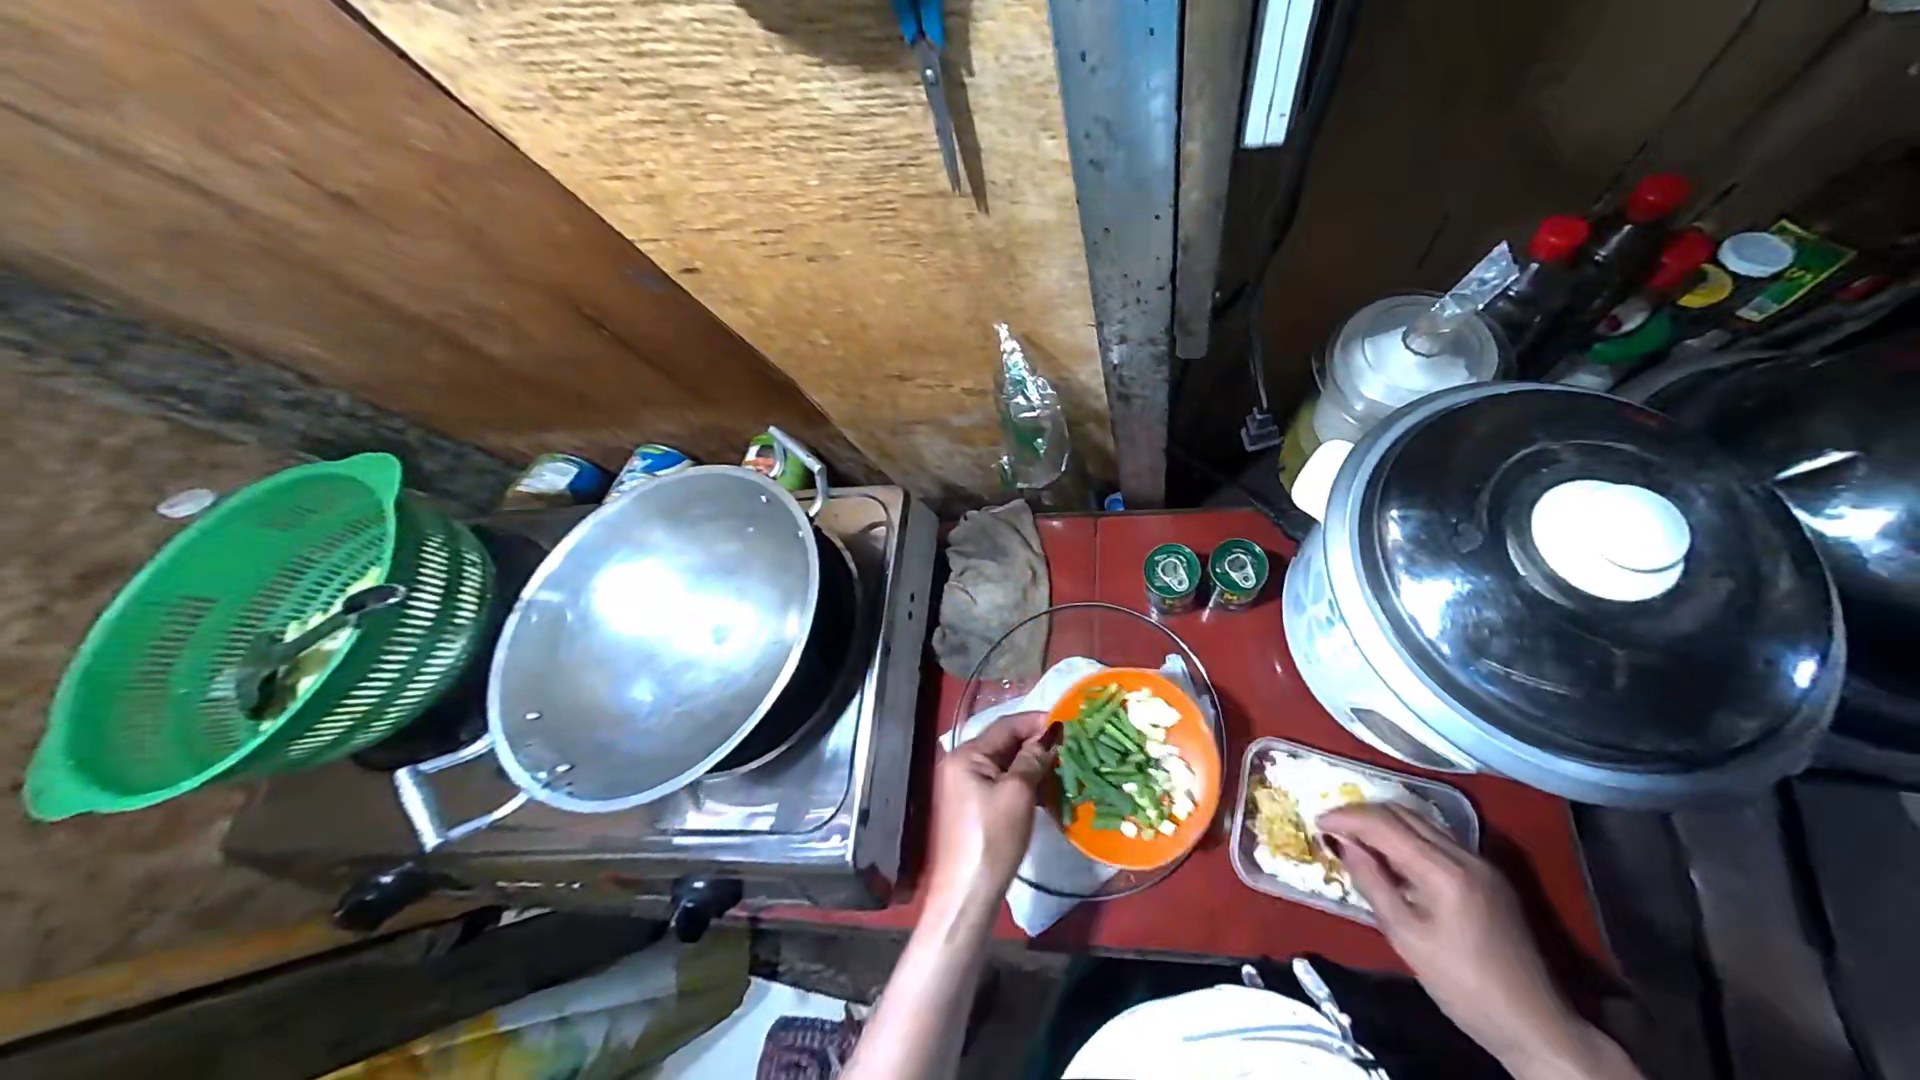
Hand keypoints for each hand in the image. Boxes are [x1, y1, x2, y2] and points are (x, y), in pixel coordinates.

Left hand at [928, 712, 1053, 908]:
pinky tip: (1046, 789)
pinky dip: (1023, 782)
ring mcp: (966, 786)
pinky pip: (1002, 783)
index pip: (1005, 725)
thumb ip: (1032, 759)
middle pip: (1004, 743)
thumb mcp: (1017, 793)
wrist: (968, 892)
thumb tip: (1050, 735)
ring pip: (1005, 764)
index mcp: (966, 754)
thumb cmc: (993, 837)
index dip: (1036, 722)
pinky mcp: (974, 806)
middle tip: (1071, 746)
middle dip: (1036, 743)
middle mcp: (961, 763)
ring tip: (1065, 766)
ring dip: (1032, 764)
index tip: (1068, 724)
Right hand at [1319, 805, 1641, 1079]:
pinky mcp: (1487, 875)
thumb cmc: (1463, 986)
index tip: (1316, 823)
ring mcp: (1481, 863)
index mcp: (1445, 872)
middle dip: (1362, 814)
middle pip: (1403, 813)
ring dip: (1383, 821)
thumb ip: (1372, 882)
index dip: (1346, 818)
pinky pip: (1437, 838)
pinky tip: (1388, 853)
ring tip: (1352, 835)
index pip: (1385, 825)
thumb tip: (1341, 844)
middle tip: (1330, 826)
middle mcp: (1465, 856)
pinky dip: (1405, 835)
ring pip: (1421, 821)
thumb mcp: (1405, 937)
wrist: (1536, 1025)